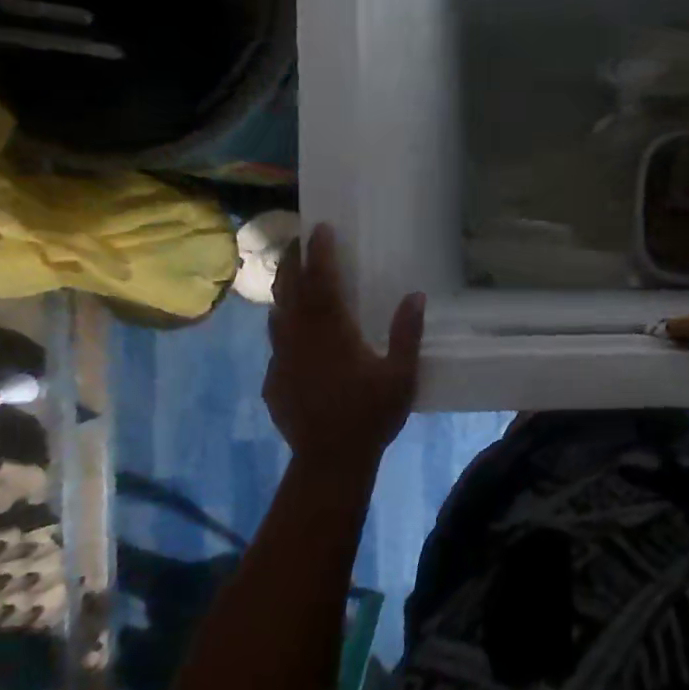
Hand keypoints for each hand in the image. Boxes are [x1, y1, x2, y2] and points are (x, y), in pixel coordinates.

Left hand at [264, 224, 423, 465]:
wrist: (330, 460)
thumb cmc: (369, 415)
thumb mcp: (400, 376)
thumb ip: (407, 334)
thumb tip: (415, 296)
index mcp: (331, 331)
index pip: (321, 280)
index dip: (320, 252)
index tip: (320, 229)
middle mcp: (299, 337)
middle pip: (289, 289)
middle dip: (292, 261)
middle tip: (298, 243)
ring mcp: (281, 359)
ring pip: (276, 316)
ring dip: (283, 293)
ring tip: (291, 282)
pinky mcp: (273, 381)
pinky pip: (276, 347)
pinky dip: (283, 333)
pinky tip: (292, 339)